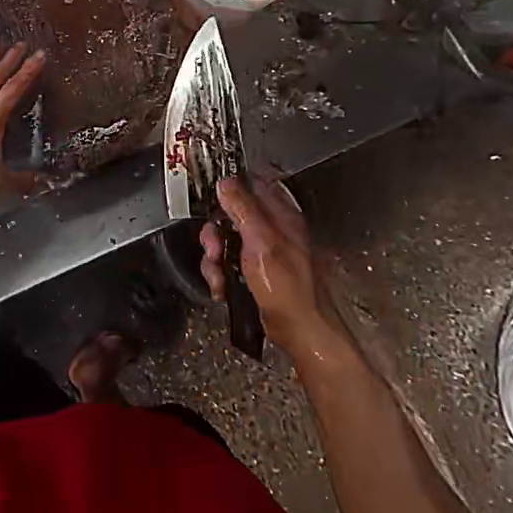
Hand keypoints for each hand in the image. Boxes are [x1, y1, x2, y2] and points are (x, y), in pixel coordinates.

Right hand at [200, 174, 346, 360]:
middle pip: (231, 216)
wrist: (300, 331)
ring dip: (214, 258)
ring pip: (225, 241)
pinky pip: (227, 263)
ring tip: (219, 275)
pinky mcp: (255, 272)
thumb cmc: (289, 289)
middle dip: (215, 232)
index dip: (231, 186)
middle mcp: (273, 231)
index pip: (254, 184)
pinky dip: (219, 274)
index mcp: (281, 216)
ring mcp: (263, 253)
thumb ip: (243, 209)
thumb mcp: (261, 243)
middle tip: (214, 249)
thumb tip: (226, 182)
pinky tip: (223, 287)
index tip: (212, 197)